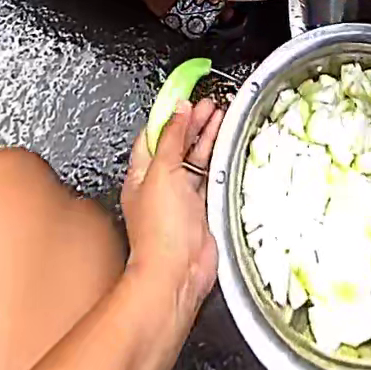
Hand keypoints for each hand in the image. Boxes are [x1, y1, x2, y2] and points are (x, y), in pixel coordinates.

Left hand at [122, 98, 222, 315]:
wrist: (177, 273)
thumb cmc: (160, 230)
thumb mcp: (162, 171)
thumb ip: (172, 138)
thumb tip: (178, 109)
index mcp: (142, 173)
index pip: (155, 133)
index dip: (169, 113)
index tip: (185, 96)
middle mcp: (161, 183)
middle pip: (177, 142)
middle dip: (192, 121)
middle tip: (208, 103)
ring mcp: (182, 196)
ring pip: (195, 156)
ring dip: (207, 135)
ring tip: (221, 115)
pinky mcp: (202, 207)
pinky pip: (211, 174)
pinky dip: (219, 157)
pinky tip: (228, 144)